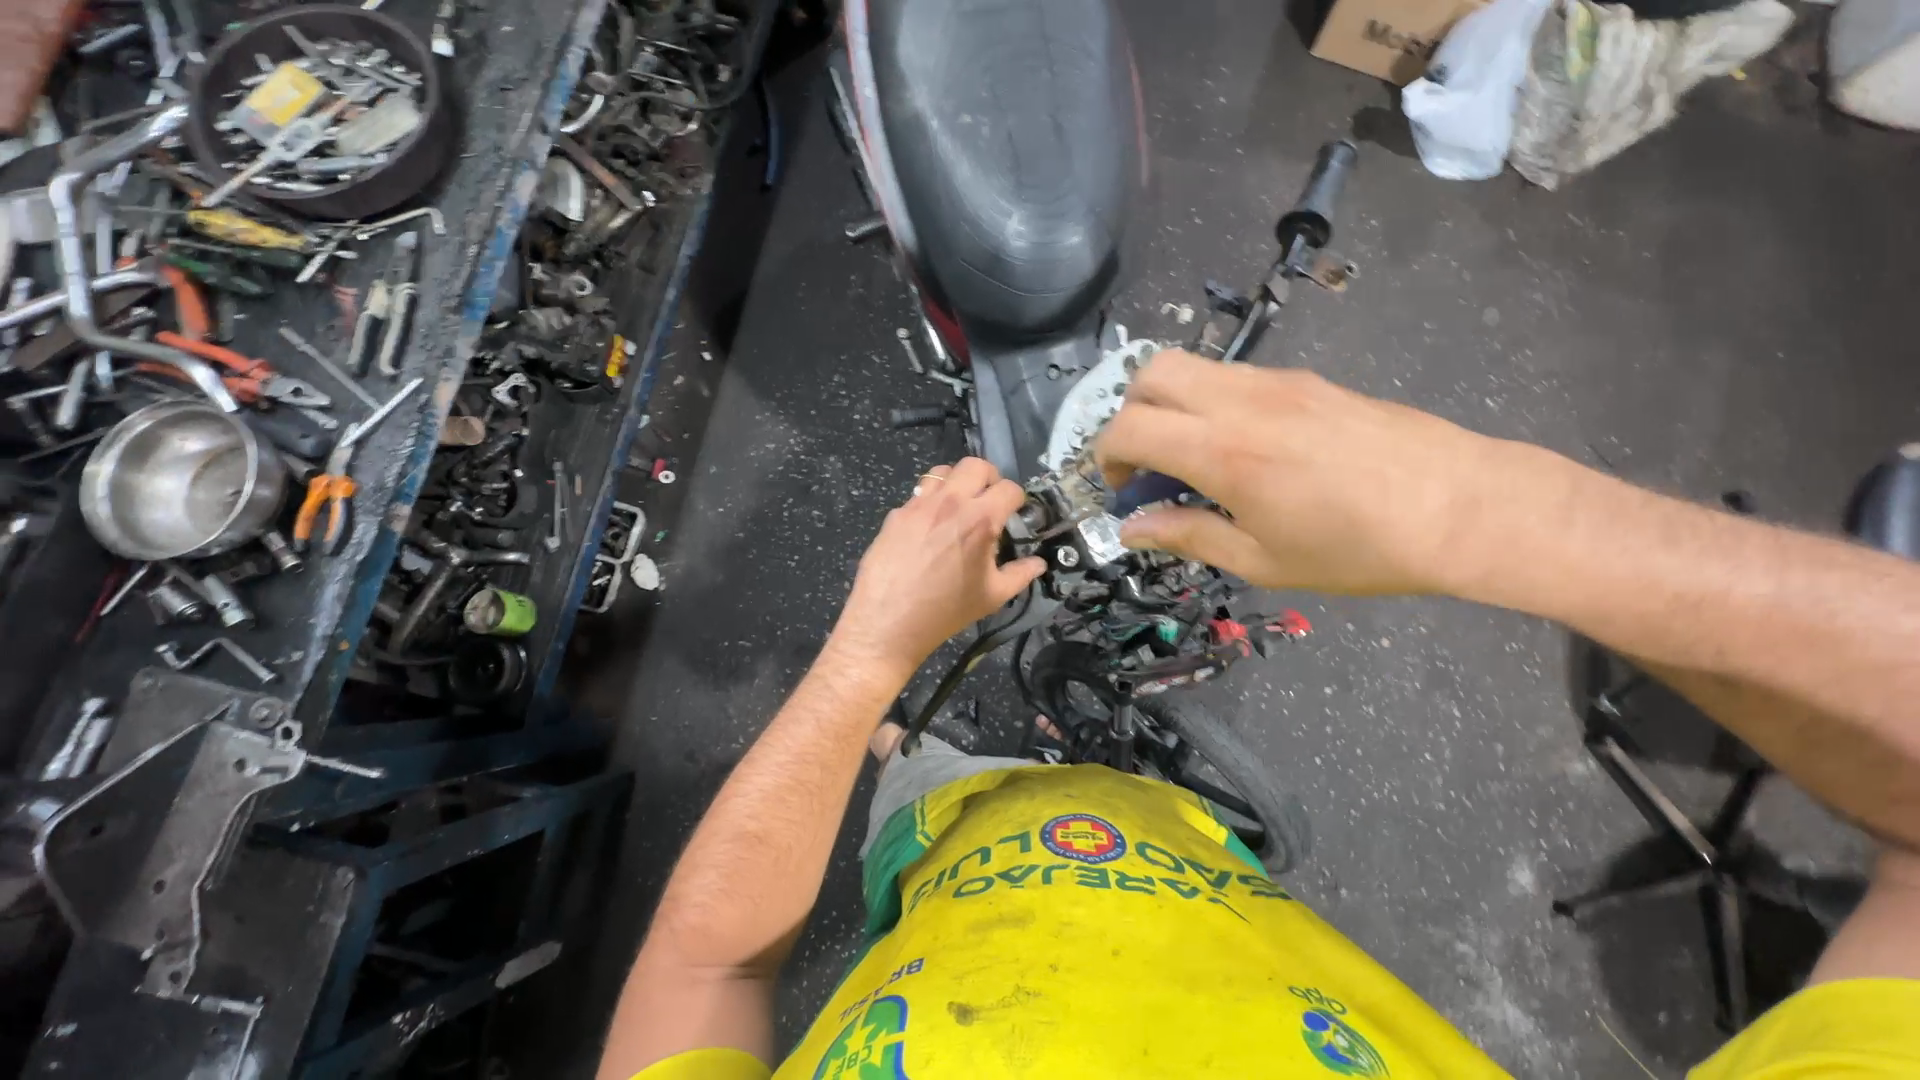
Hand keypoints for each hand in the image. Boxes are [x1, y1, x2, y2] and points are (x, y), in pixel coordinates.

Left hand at [830, 458, 1046, 677]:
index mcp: (980, 520)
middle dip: (989, 478)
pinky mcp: (896, 514)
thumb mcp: (992, 596)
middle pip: (975, 465)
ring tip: (958, 505)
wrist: (889, 622)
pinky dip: (930, 501)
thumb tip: (1038, 564)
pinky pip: (918, 494)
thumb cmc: (947, 611)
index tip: (1014, 512)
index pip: (1009, 488)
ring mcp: (919, 505)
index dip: (1017, 499)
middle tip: (988, 500)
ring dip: (956, 482)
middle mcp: (950, 503)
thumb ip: (1020, 574)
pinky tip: (930, 527)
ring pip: (942, 471)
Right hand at [1094, 350, 1508, 594]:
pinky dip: (1214, 404)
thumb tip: (1133, 529)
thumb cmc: (1358, 548)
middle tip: (1149, 463)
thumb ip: (1188, 536)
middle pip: (1151, 373)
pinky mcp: (1308, 380)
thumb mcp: (1262, 559)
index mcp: (1222, 451)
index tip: (1122, 491)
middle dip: (1130, 414)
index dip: (1106, 458)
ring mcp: (1278, 383)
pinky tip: (1246, 452)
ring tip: (1196, 460)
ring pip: (1194, 367)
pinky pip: (1236, 378)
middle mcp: (1241, 402)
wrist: (1464, 507)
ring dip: (1172, 405)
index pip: (1128, 428)